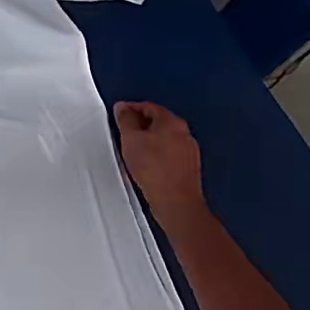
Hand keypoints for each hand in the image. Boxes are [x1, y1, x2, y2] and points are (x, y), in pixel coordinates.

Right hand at [114, 100, 207, 217]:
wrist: (176, 204)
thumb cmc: (156, 171)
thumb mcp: (130, 138)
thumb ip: (125, 118)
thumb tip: (123, 109)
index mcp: (172, 121)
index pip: (148, 106)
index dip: (130, 109)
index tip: (120, 114)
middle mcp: (185, 133)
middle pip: (158, 121)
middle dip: (140, 125)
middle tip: (125, 133)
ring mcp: (189, 152)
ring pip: (165, 138)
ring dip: (149, 141)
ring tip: (134, 152)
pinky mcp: (189, 168)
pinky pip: (170, 154)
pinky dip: (158, 155)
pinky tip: (148, 166)